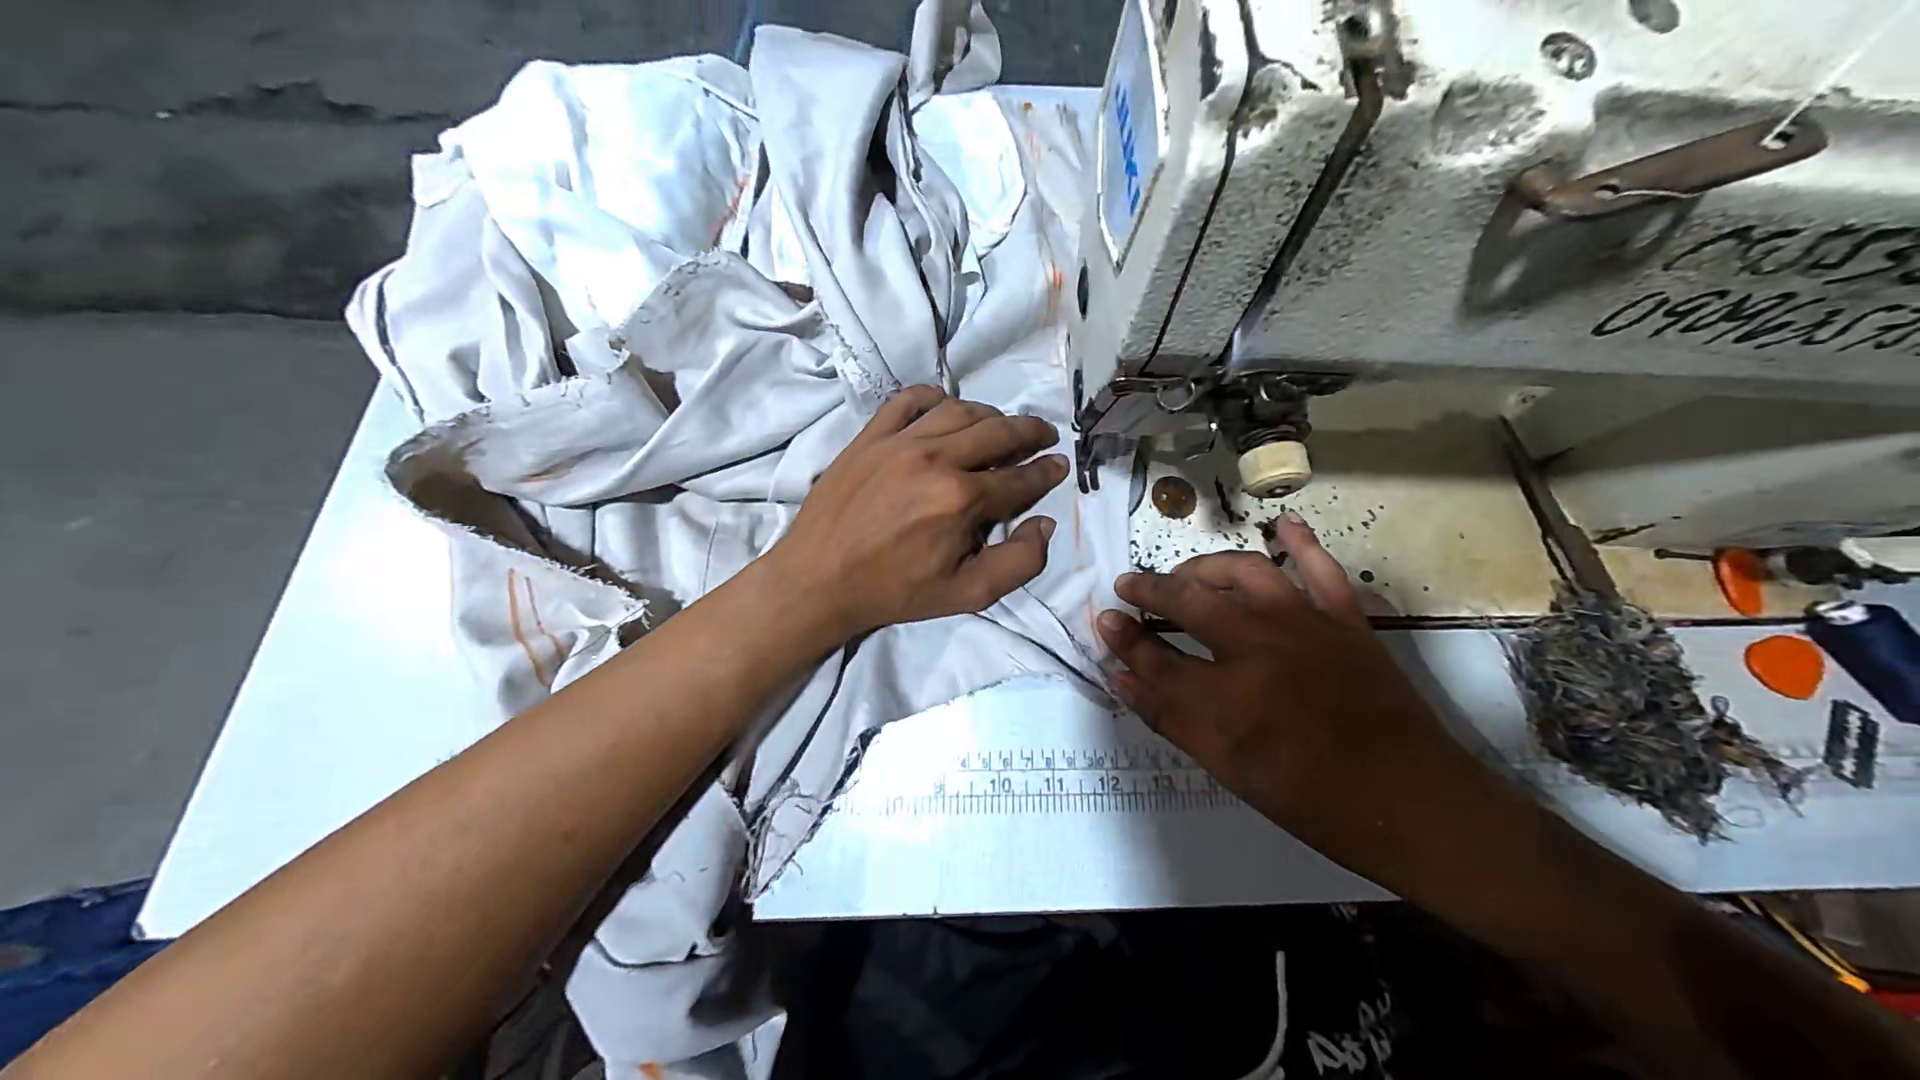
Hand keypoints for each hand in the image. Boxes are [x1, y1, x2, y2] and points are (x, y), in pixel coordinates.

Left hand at [770, 385, 1068, 640]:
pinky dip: (933, 397)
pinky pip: (907, 401)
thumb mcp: (966, 594)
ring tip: (1002, 425)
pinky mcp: (869, 436)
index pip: (1019, 478)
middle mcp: (934, 460)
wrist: (819, 579)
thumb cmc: (894, 591)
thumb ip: (1019, 562)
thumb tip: (1044, 523)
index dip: (1045, 472)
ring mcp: (898, 442)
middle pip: (998, 433)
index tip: (1059, 465)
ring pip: (959, 411)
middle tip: (1044, 436)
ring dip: (990, 415)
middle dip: (1030, 433)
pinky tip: (945, 406)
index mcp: (960, 500)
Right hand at [1096, 515, 1509, 876]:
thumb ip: (1170, 719)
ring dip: (1205, 567)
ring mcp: (1307, 625)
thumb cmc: (1311, 798)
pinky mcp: (1347, 620)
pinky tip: (1283, 525)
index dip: (1123, 639)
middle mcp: (1261, 646)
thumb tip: (1119, 680)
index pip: (1157, 657)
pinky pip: (1321, 569)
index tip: (1102, 620)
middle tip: (1128, 585)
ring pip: (1244, 573)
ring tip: (1184, 574)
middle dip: (1150, 590)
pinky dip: (1300, 543)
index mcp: (1230, 694)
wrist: (1413, 802)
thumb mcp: (1229, 769)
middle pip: (1190, 602)